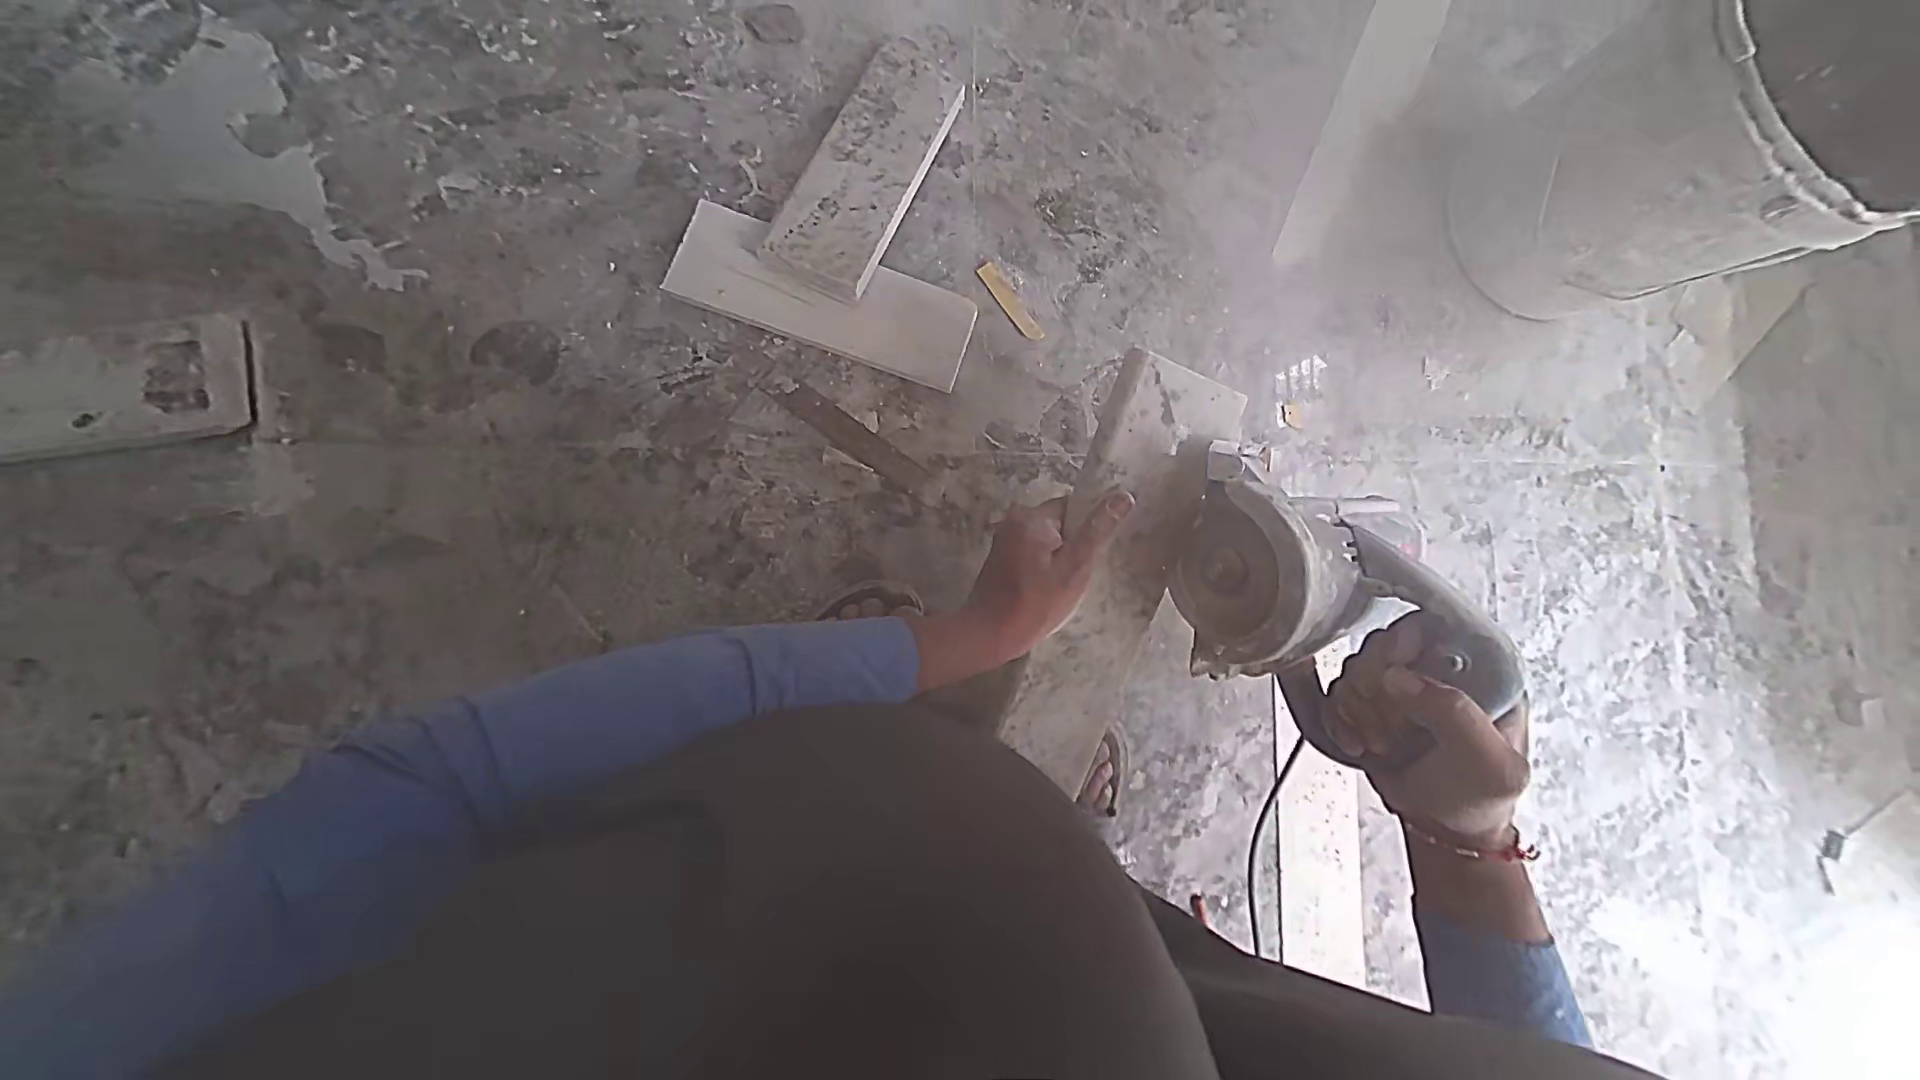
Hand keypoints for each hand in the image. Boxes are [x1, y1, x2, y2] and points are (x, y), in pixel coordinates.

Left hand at [908, 490, 1134, 690]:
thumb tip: (1122, 496)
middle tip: (1083, 571)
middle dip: (1075, 543)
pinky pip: (1033, 550)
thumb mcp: (1074, 568)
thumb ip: (1096, 531)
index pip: (1073, 506)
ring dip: (1061, 555)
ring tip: (1068, 581)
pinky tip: (1050, 586)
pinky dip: (1045, 563)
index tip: (1100, 548)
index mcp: (1031, 517)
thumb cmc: (1035, 604)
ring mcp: (1005, 538)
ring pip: (1047, 538)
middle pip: (1059, 522)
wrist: (990, 634)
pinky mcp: (1002, 556)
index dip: (1091, 525)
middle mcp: (1014, 520)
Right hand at [1325, 612, 1529, 848]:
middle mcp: (1434, 668)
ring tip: (1384, 743)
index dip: (1401, 647)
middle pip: (1381, 647)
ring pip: (1354, 670)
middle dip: (1376, 693)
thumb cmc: (1480, 796)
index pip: (1428, 626)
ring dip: (1359, 711)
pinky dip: (1340, 720)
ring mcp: (1399, 684)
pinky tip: (1360, 743)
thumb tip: (1397, 678)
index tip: (1392, 682)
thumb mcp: (1488, 762)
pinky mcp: (1369, 701)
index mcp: (1477, 669)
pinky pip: (1335, 693)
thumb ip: (1454, 714)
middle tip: (1394, 728)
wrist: (1445, 827)